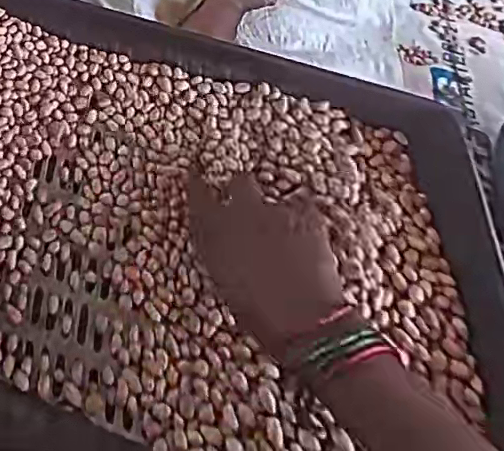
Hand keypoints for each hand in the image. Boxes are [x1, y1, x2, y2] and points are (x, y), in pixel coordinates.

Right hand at [187, 172, 346, 347]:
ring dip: (274, 208)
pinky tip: (305, 228)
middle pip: (238, 182)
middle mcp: (238, 211)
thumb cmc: (258, 314)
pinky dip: (303, 214)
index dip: (199, 184)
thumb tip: (220, 238)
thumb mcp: (222, 279)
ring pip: (271, 194)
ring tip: (281, 226)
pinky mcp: (305, 215)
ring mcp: (273, 210)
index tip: (200, 179)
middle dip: (242, 189)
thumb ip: (216, 248)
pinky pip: (302, 203)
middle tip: (246, 202)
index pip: (198, 192)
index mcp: (212, 228)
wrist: (306, 324)